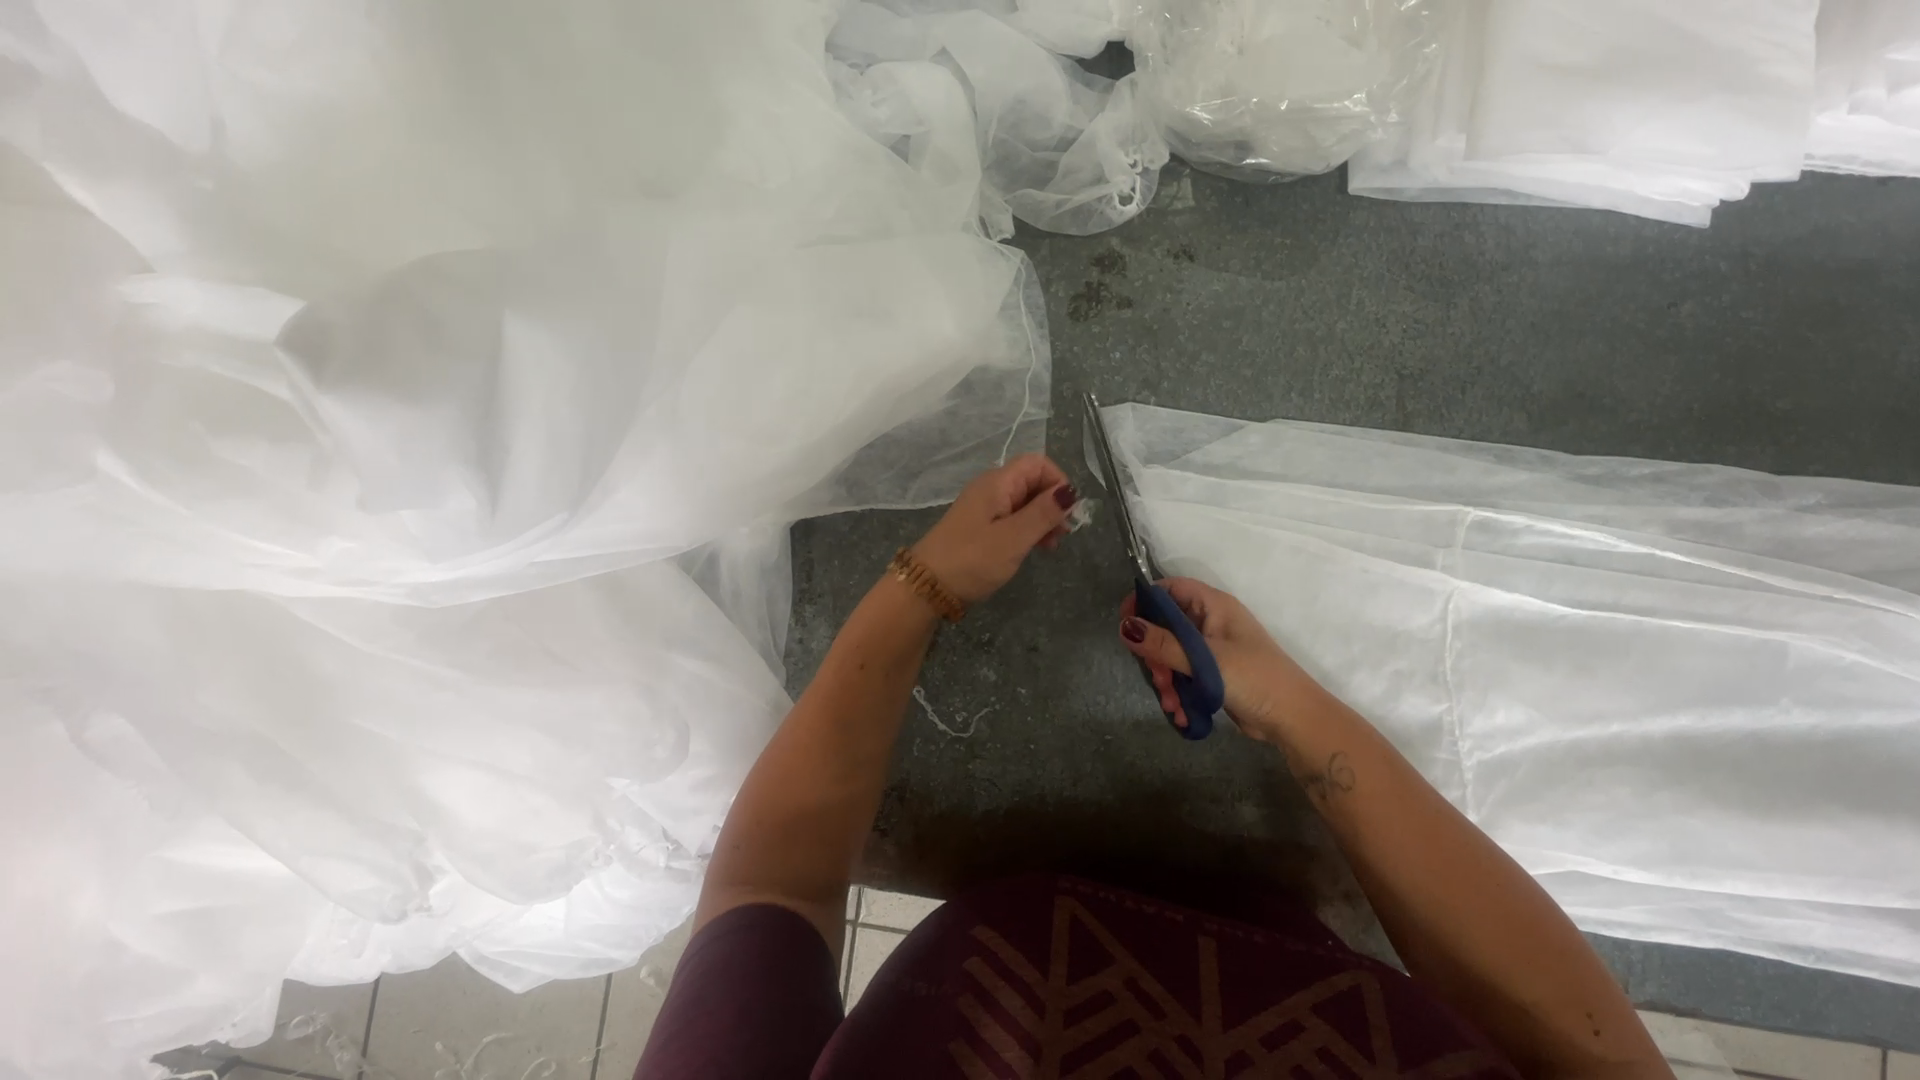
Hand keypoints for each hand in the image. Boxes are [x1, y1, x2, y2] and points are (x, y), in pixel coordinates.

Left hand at [910, 453, 1076, 605]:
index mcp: (997, 483)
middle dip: (1053, 503)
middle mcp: (990, 489)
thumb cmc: (972, 560)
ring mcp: (984, 509)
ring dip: (1042, 520)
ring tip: (1051, 547)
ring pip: (1024, 503)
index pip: (1037, 463)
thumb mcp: (1014, 538)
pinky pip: (1012, 519)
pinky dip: (1028, 530)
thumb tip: (1070, 491)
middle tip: (1063, 534)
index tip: (1068, 511)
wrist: (927, 586)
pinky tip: (1034, 550)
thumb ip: (1043, 513)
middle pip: (1032, 482)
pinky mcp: (980, 528)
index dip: (1058, 481)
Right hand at [1117, 577, 1310, 741]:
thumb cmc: (1253, 678)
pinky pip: (1183, 674)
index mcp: (1214, 606)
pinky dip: (1178, 691)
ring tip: (1171, 702)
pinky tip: (1180, 711)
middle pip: (1166, 625)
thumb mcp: (1204, 659)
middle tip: (1156, 676)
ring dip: (1165, 678)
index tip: (1125, 624)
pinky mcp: (1213, 673)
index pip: (1170, 588)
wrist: (1293, 718)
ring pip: (1171, 654)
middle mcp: (1211, 622)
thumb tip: (1124, 626)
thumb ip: (1163, 643)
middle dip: (1155, 654)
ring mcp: (1212, 649)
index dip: (1145, 601)